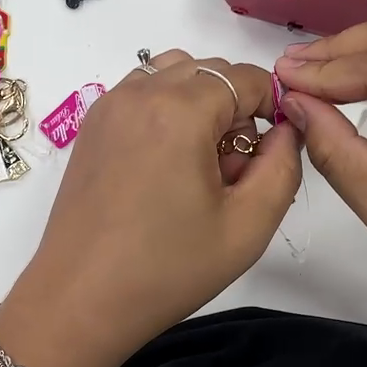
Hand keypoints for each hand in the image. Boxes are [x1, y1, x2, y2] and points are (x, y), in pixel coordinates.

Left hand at [0, 52, 301, 366]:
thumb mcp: (248, 226)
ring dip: (197, 102)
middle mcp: (139, 93)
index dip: (270, 106)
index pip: (245, 77)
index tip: (269, 152)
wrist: (81, 297)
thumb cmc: (167, 268)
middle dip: (233, 106)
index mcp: (180, 110)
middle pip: (207, 69)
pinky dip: (164, 109)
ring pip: (171, 73)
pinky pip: (140, 93)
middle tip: (231, 170)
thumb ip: (282, 167)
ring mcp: (109, 106)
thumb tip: (285, 130)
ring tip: (198, 165)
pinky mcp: (91, 126)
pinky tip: (164, 166)